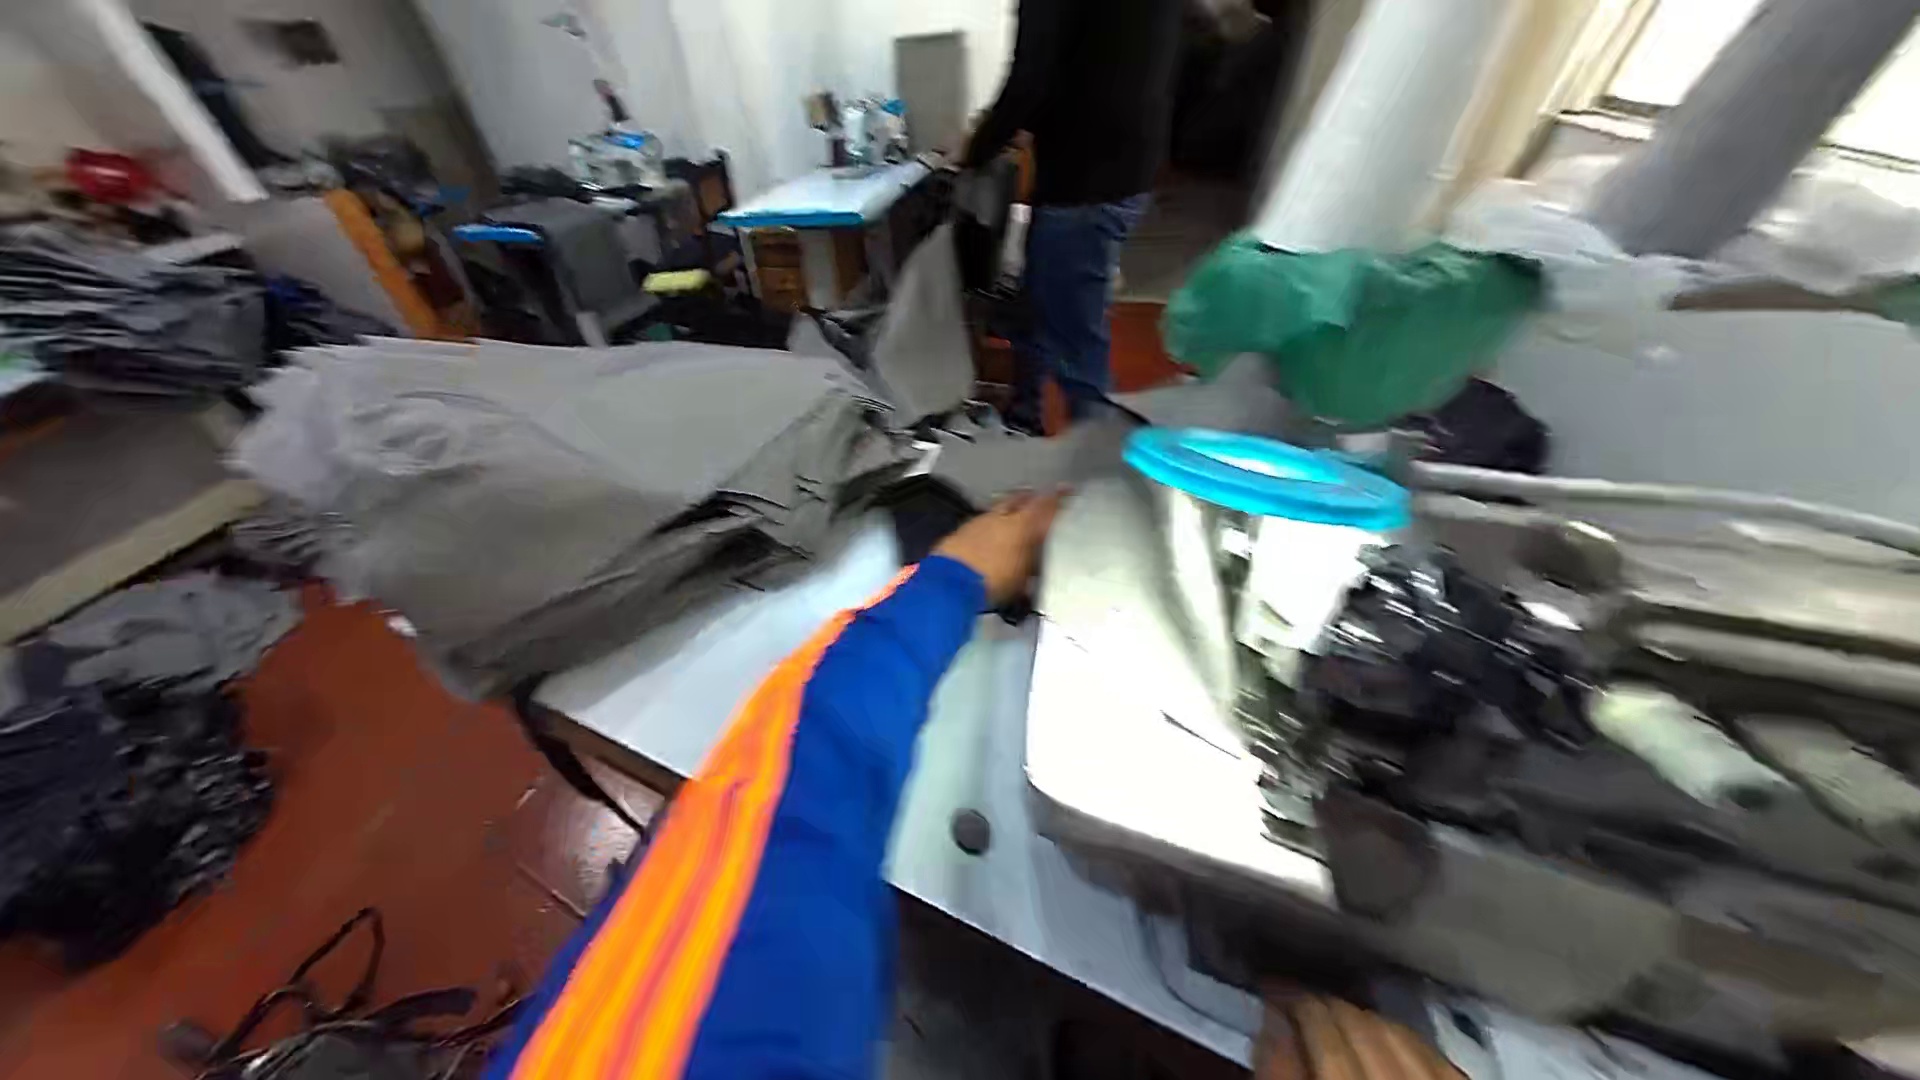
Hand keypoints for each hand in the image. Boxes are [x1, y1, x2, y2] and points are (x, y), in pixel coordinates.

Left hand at [932, 491, 1064, 606]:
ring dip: (1008, 510)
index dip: (1059, 497)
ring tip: (1014, 517)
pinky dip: (990, 524)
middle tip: (1037, 499)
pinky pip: (982, 520)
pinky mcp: (961, 530)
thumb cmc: (994, 582)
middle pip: (1020, 499)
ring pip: (999, 508)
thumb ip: (1031, 564)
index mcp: (1023, 525)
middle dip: (1030, 498)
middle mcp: (1001, 517)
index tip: (1067, 490)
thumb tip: (1036, 561)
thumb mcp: (1023, 579)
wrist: (950, 583)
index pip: (1046, 505)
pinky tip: (989, 533)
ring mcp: (979, 520)